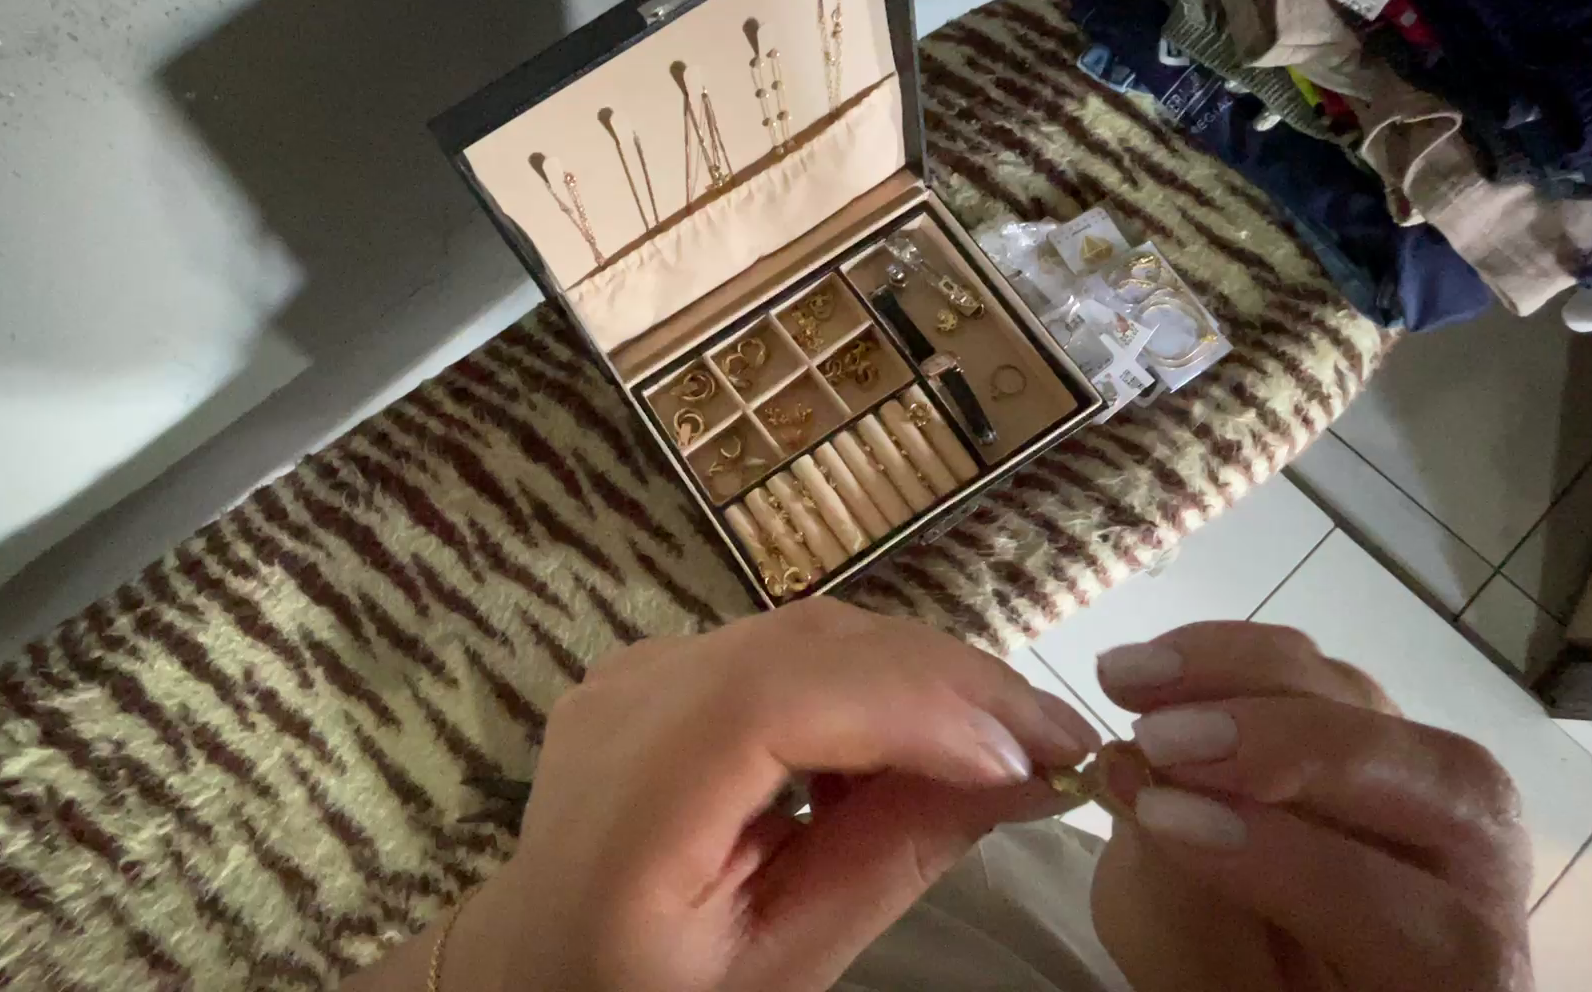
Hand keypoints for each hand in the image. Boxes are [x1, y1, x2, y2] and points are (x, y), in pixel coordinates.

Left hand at [349, 598, 1098, 991]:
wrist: (540, 955)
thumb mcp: (781, 966)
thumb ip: (892, 856)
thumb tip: (1021, 770)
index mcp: (627, 805)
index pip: (767, 703)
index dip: (904, 706)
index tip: (1023, 750)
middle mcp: (625, 702)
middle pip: (799, 647)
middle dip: (942, 677)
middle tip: (1052, 728)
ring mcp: (639, 665)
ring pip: (805, 632)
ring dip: (916, 668)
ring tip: (1003, 725)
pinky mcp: (662, 658)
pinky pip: (784, 645)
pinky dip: (867, 673)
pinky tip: (916, 721)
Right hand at [1089, 622, 1533, 991]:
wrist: (1237, 931)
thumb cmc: (1220, 975)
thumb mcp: (1190, 972)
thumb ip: (1174, 893)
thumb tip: (1134, 773)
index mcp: (1454, 983)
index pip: (1428, 927)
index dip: (1291, 863)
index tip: (1161, 820)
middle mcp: (1472, 872)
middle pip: (1447, 781)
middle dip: (1286, 742)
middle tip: (1155, 738)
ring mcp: (1412, 778)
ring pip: (1367, 697)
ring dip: (1235, 671)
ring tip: (1127, 680)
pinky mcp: (1348, 718)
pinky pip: (1304, 664)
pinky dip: (1219, 652)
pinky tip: (1148, 666)